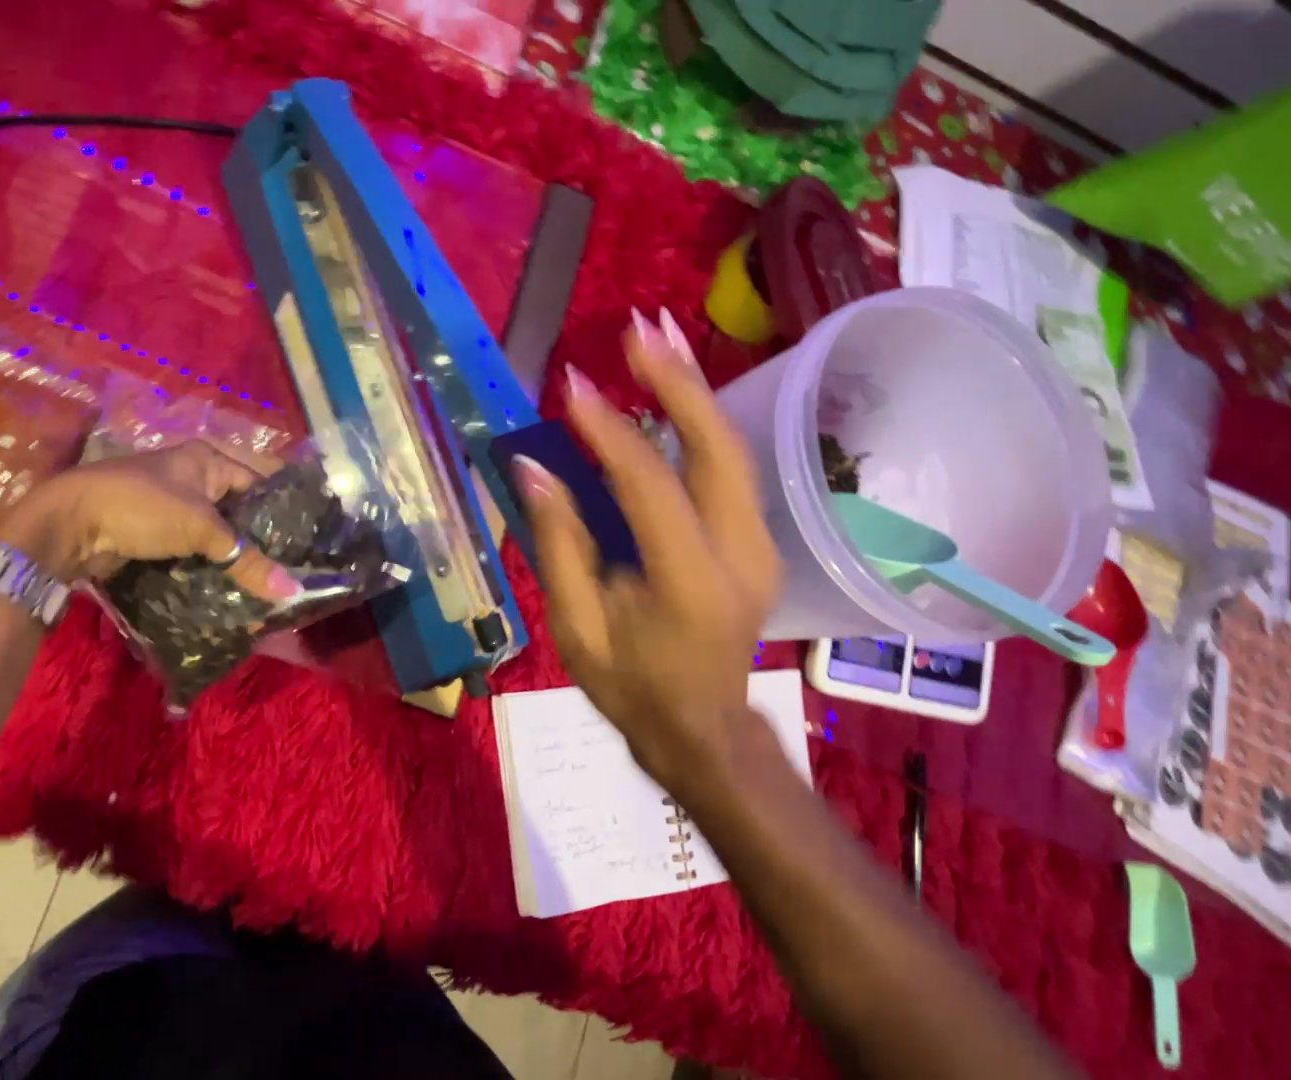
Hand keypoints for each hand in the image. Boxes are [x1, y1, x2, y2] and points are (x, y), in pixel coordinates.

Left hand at [0, 441, 301, 601]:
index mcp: (207, 460)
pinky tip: (235, 591)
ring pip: (218, 535)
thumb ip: (246, 559)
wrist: (70, 525)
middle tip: (299, 569)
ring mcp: (174, 508)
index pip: (262, 479)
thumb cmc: (140, 507)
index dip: (288, 506)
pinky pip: (196, 552)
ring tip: (273, 586)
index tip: (317, 536)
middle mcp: (194, 478)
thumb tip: (291, 591)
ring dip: (237, 559)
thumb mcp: (199, 528)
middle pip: (241, 510)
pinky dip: (212, 568)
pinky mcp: (158, 536)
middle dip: (264, 540)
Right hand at [513, 309, 782, 800]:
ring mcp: (759, 544)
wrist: (700, 726)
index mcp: (689, 584)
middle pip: (716, 449)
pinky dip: (699, 422)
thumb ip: (558, 545)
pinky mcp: (756, 538)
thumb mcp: (575, 626)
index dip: (608, 433)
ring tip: (658, 337)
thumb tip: (532, 467)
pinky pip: (728, 467)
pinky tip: (672, 389)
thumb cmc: (628, 685)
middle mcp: (740, 554)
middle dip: (677, 382)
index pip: (650, 488)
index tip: (570, 387)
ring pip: (731, 449)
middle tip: (638, 329)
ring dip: (695, 390)